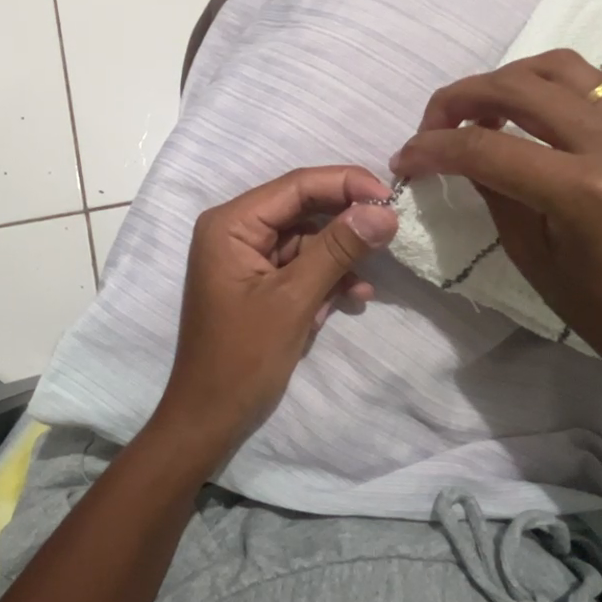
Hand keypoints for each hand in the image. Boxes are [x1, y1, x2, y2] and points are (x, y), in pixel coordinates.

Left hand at [153, 167, 398, 459]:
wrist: (209, 417)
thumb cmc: (243, 356)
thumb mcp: (295, 299)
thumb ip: (338, 249)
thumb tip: (384, 210)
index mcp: (230, 223)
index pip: (295, 185)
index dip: (345, 184)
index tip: (392, 196)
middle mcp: (234, 230)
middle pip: (301, 208)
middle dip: (345, 223)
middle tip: (391, 233)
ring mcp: (244, 257)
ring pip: (305, 239)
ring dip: (337, 258)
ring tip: (363, 286)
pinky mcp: (257, 282)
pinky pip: (298, 265)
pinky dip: (324, 279)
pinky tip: (351, 298)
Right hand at [389, 49, 601, 400]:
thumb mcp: (532, 256)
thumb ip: (493, 191)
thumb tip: (460, 151)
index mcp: (584, 190)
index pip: (486, 147)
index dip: (432, 148)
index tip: (404, 159)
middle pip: (518, 87)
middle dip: (460, 98)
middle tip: (433, 126)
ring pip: (560, 67)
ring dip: (507, 80)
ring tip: (481, 111)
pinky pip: (594, 85)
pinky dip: (549, 89)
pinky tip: (529, 117)